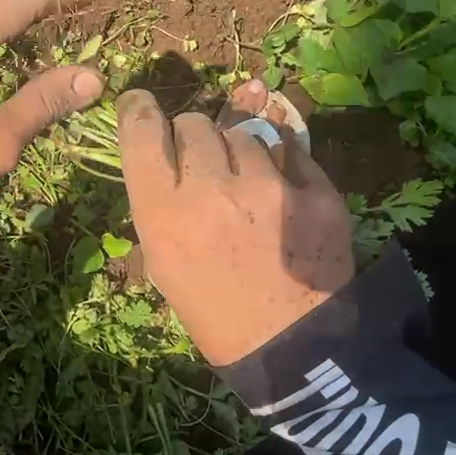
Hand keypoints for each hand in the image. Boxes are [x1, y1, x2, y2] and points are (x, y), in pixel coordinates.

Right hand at [114, 80, 354, 365]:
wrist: (294, 350)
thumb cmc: (212, 308)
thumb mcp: (161, 257)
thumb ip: (157, 197)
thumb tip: (163, 145)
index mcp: (163, 212)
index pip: (141, 130)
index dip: (138, 109)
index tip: (141, 104)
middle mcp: (211, 191)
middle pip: (193, 123)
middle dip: (193, 138)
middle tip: (201, 165)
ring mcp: (268, 189)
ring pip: (243, 134)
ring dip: (238, 151)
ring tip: (245, 189)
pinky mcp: (317, 195)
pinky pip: (289, 151)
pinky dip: (280, 164)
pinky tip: (277, 195)